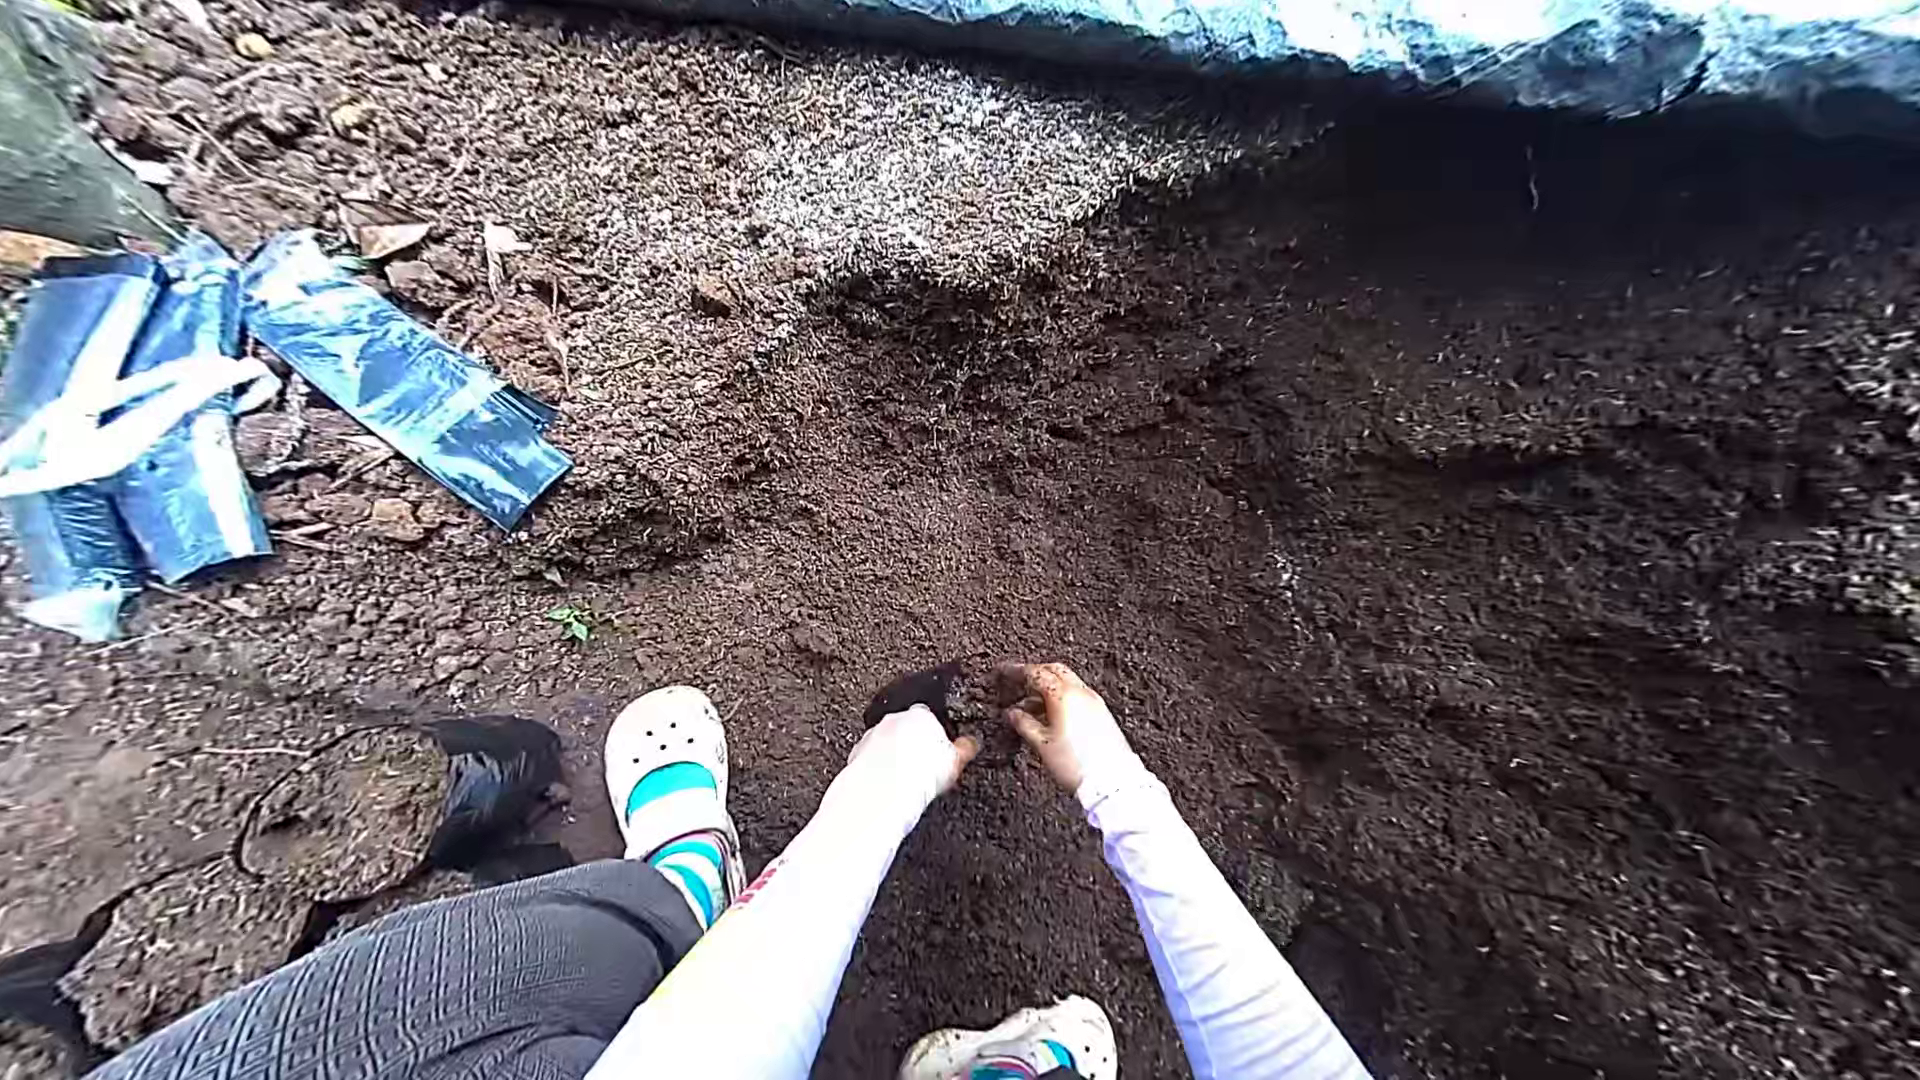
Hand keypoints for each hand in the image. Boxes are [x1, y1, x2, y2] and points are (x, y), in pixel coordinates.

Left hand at [848, 703, 979, 797]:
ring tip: (905, 782)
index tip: (939, 755)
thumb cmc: (921, 773)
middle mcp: (895, 719)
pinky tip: (886, 786)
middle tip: (922, 769)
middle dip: (913, 746)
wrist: (886, 789)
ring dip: (893, 757)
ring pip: (886, 743)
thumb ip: (965, 748)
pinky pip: (870, 759)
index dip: (936, 738)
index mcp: (921, 714)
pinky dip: (877, 769)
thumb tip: (972, 744)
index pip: (932, 718)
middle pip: (907, 729)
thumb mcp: (956, 761)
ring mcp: (874, 735)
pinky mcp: (857, 753)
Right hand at [999, 662, 1143, 794]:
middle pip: (1054, 670)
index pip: (1036, 673)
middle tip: (1017, 684)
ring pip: (1067, 682)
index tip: (1003, 672)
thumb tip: (1012, 713)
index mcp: (1063, 695)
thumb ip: (1024, 724)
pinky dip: (1061, 698)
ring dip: (1047, 687)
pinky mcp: (1101, 713)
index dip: (1016, 672)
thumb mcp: (1042, 744)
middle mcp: (1081, 692)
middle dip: (1034, 674)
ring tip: (1029, 706)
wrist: (1112, 782)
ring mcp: (1094, 702)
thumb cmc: (1076, 765)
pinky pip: (1077, 695)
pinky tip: (1051, 715)